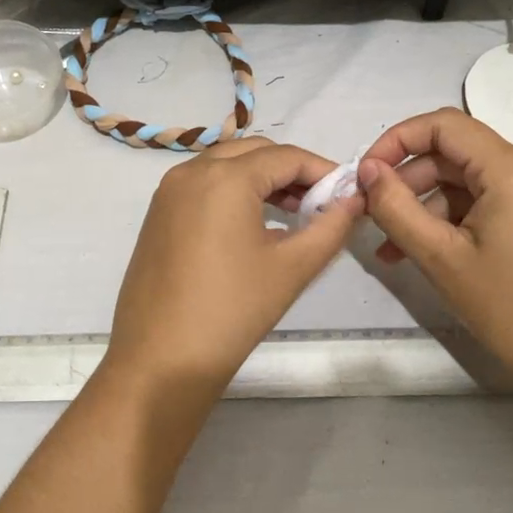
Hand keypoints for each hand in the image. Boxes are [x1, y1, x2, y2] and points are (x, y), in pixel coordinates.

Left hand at [105, 139, 361, 395]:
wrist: (162, 359)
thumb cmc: (233, 311)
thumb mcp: (293, 268)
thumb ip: (331, 226)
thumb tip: (355, 200)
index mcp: (225, 177)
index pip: (286, 156)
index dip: (323, 171)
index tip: (348, 195)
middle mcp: (191, 171)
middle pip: (253, 153)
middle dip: (291, 171)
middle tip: (321, 204)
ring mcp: (168, 192)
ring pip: (225, 166)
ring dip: (261, 179)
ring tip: (294, 214)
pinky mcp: (157, 214)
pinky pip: (202, 185)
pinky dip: (233, 192)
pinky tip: (254, 226)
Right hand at [357, 109, 512, 386]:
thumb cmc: (510, 310)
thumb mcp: (440, 258)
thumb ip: (395, 207)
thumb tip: (367, 170)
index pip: (445, 126)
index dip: (397, 141)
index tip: (365, 173)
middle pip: (457, 153)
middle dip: (410, 181)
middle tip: (374, 217)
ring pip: (472, 178)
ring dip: (430, 205)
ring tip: (395, 248)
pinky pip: (492, 196)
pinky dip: (458, 216)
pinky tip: (428, 249)